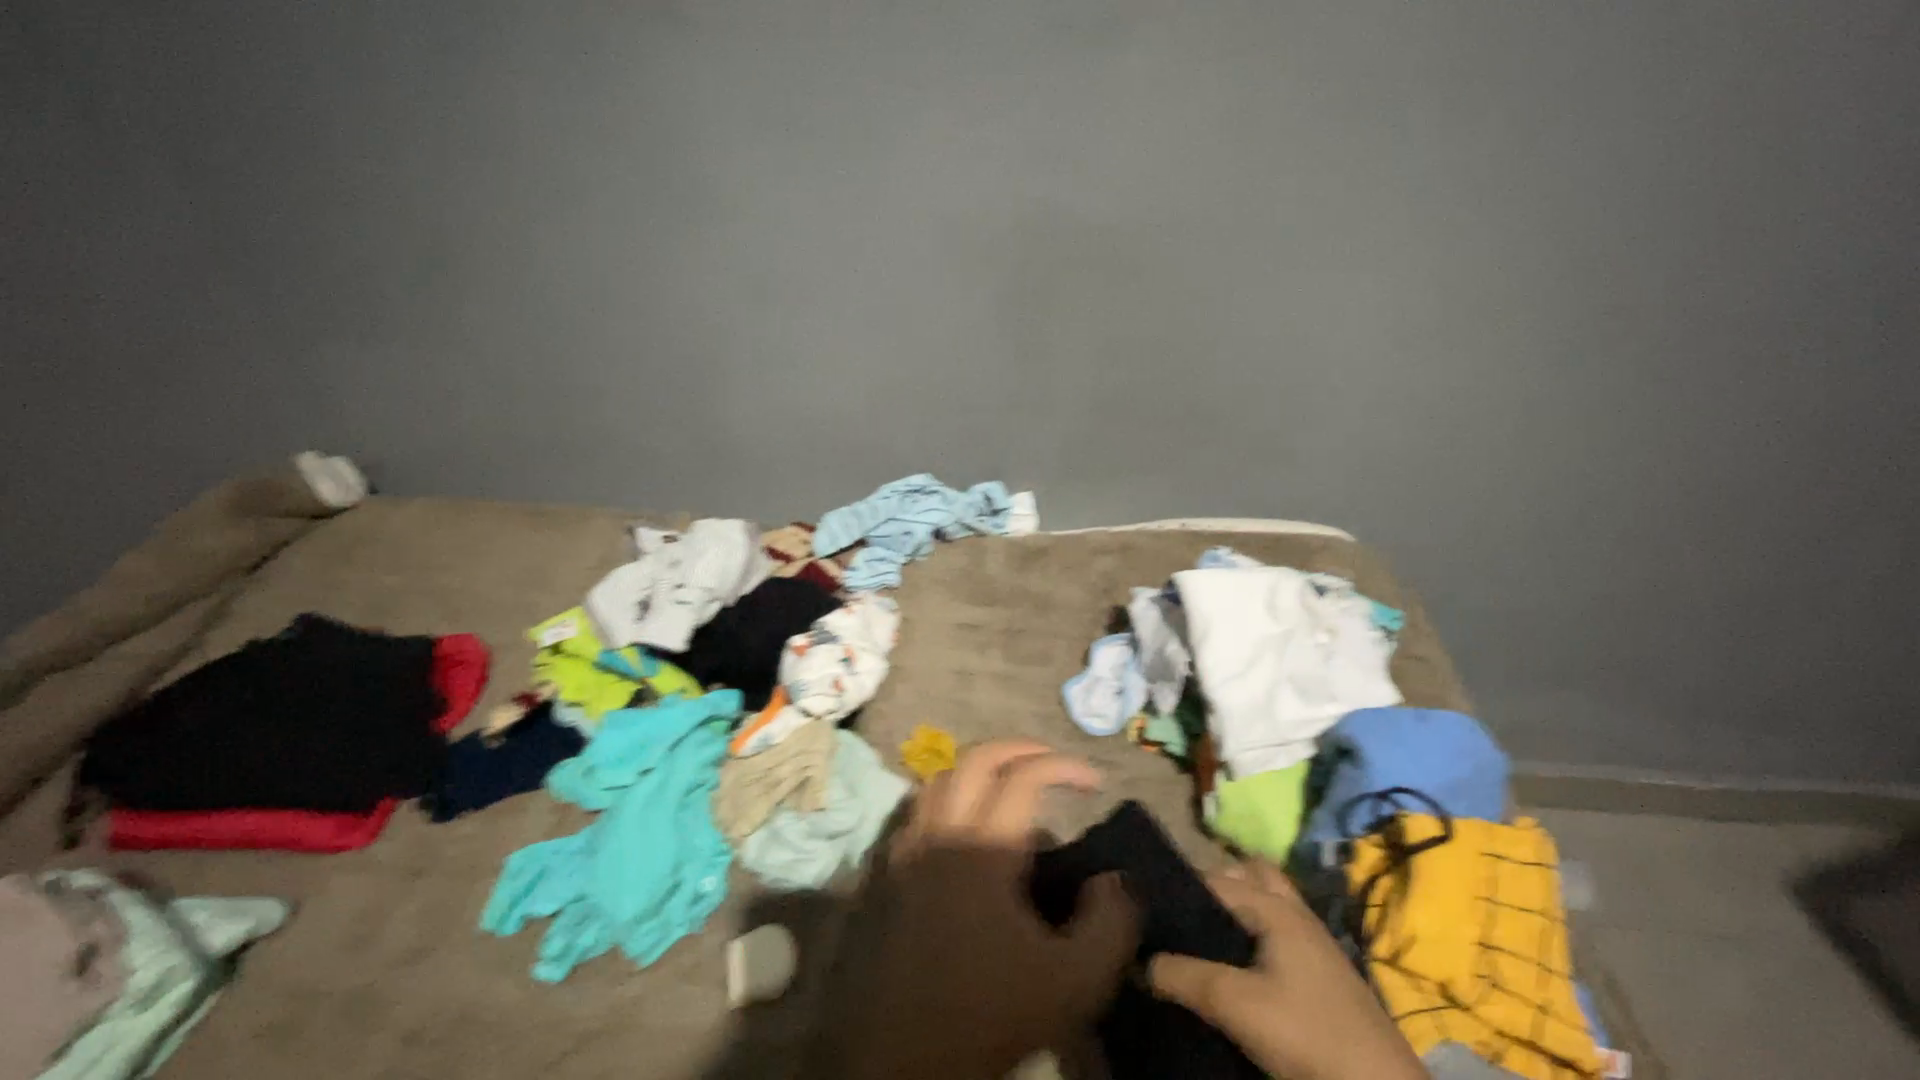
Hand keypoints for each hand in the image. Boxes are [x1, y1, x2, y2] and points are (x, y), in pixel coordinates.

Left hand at [806, 740, 1140, 1079]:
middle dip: (1017, 747)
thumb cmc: (990, 1013)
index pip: (1025, 776)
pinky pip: (913, 813)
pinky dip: (943, 799)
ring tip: (1006, 788)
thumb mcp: (1075, 981)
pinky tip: (962, 831)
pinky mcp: (883, 875)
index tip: (1094, 781)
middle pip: (973, 759)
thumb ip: (1110, 922)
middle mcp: (939, 834)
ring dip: (975, 769)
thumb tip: (1114, 877)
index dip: (1065, 766)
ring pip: (935, 779)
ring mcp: (904, 852)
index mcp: (984, 848)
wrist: (900, 1056)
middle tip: (1049, 760)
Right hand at [1147, 860, 1426, 1079]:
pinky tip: (1234, 966)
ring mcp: (1314, 943)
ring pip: (1267, 905)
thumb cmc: (1306, 1033)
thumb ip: (1183, 977)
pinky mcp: (1321, 973)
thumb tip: (1139, 960)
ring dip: (1237, 910)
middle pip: (1250, 876)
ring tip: (1201, 939)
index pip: (1216, 878)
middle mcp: (1297, 914)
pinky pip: (1277, 933)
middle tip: (1181, 916)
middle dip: (1215, 885)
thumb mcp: (1235, 1005)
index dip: (1179, 887)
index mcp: (1277, 908)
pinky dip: (1253, 934)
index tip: (1145, 906)